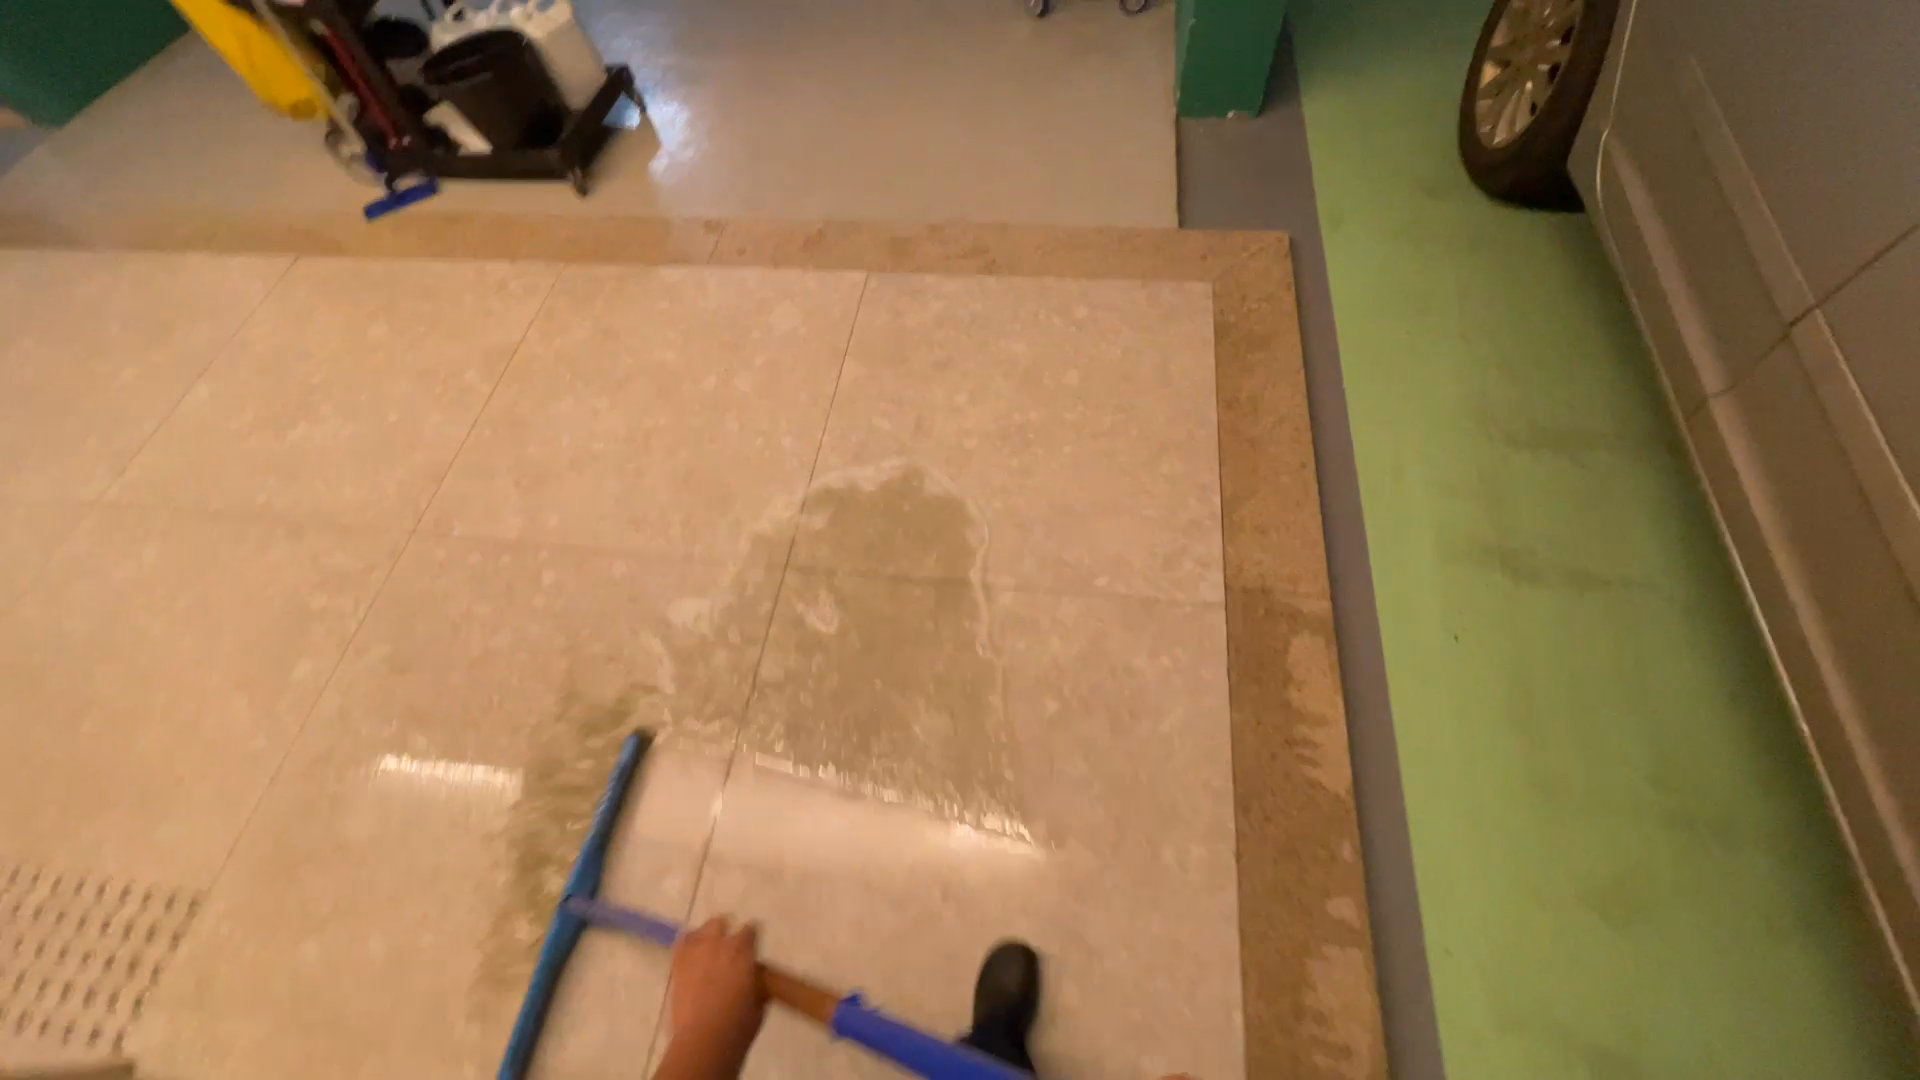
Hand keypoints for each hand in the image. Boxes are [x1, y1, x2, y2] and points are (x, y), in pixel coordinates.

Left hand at [657, 916, 767, 1079]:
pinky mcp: (678, 964)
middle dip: (725, 933)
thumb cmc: (738, 1023)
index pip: (750, 929)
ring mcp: (696, 951)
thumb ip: (756, 979)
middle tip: (728, 950)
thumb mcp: (760, 999)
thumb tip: (753, 975)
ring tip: (707, 951)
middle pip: (721, 923)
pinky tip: (691, 955)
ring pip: (700, 930)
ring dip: (705, 937)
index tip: (751, 949)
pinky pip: (681, 944)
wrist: (704, 1040)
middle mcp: (719, 942)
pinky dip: (687, 946)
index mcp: (743, 949)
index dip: (750, 939)